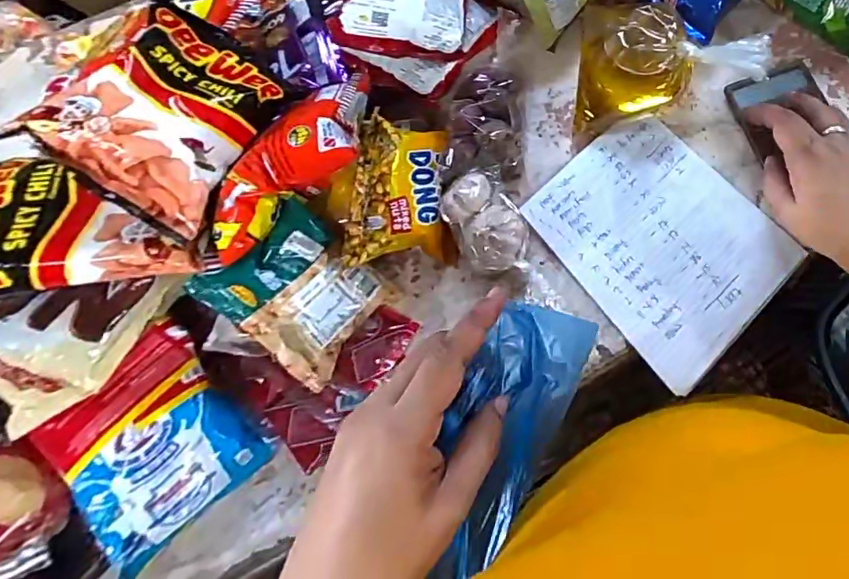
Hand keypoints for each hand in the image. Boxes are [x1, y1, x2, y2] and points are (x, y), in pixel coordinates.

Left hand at [284, 289, 507, 578]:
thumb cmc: (391, 557)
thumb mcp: (448, 509)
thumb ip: (479, 448)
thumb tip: (500, 401)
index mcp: (399, 429)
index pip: (444, 359)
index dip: (475, 323)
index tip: (499, 295)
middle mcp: (373, 412)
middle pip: (423, 354)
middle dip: (460, 339)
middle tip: (495, 345)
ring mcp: (355, 421)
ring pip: (407, 369)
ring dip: (441, 362)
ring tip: (472, 383)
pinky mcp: (349, 434)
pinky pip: (393, 390)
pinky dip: (422, 383)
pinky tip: (439, 411)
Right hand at [746, 95, 848, 270]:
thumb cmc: (827, 230)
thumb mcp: (788, 214)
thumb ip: (773, 183)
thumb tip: (771, 161)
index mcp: (807, 156)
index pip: (782, 120)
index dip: (762, 112)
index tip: (747, 114)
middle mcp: (828, 143)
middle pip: (806, 107)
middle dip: (784, 101)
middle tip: (768, 105)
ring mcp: (846, 145)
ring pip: (827, 110)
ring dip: (807, 103)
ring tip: (793, 104)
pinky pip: (839, 122)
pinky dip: (824, 113)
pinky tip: (818, 122)